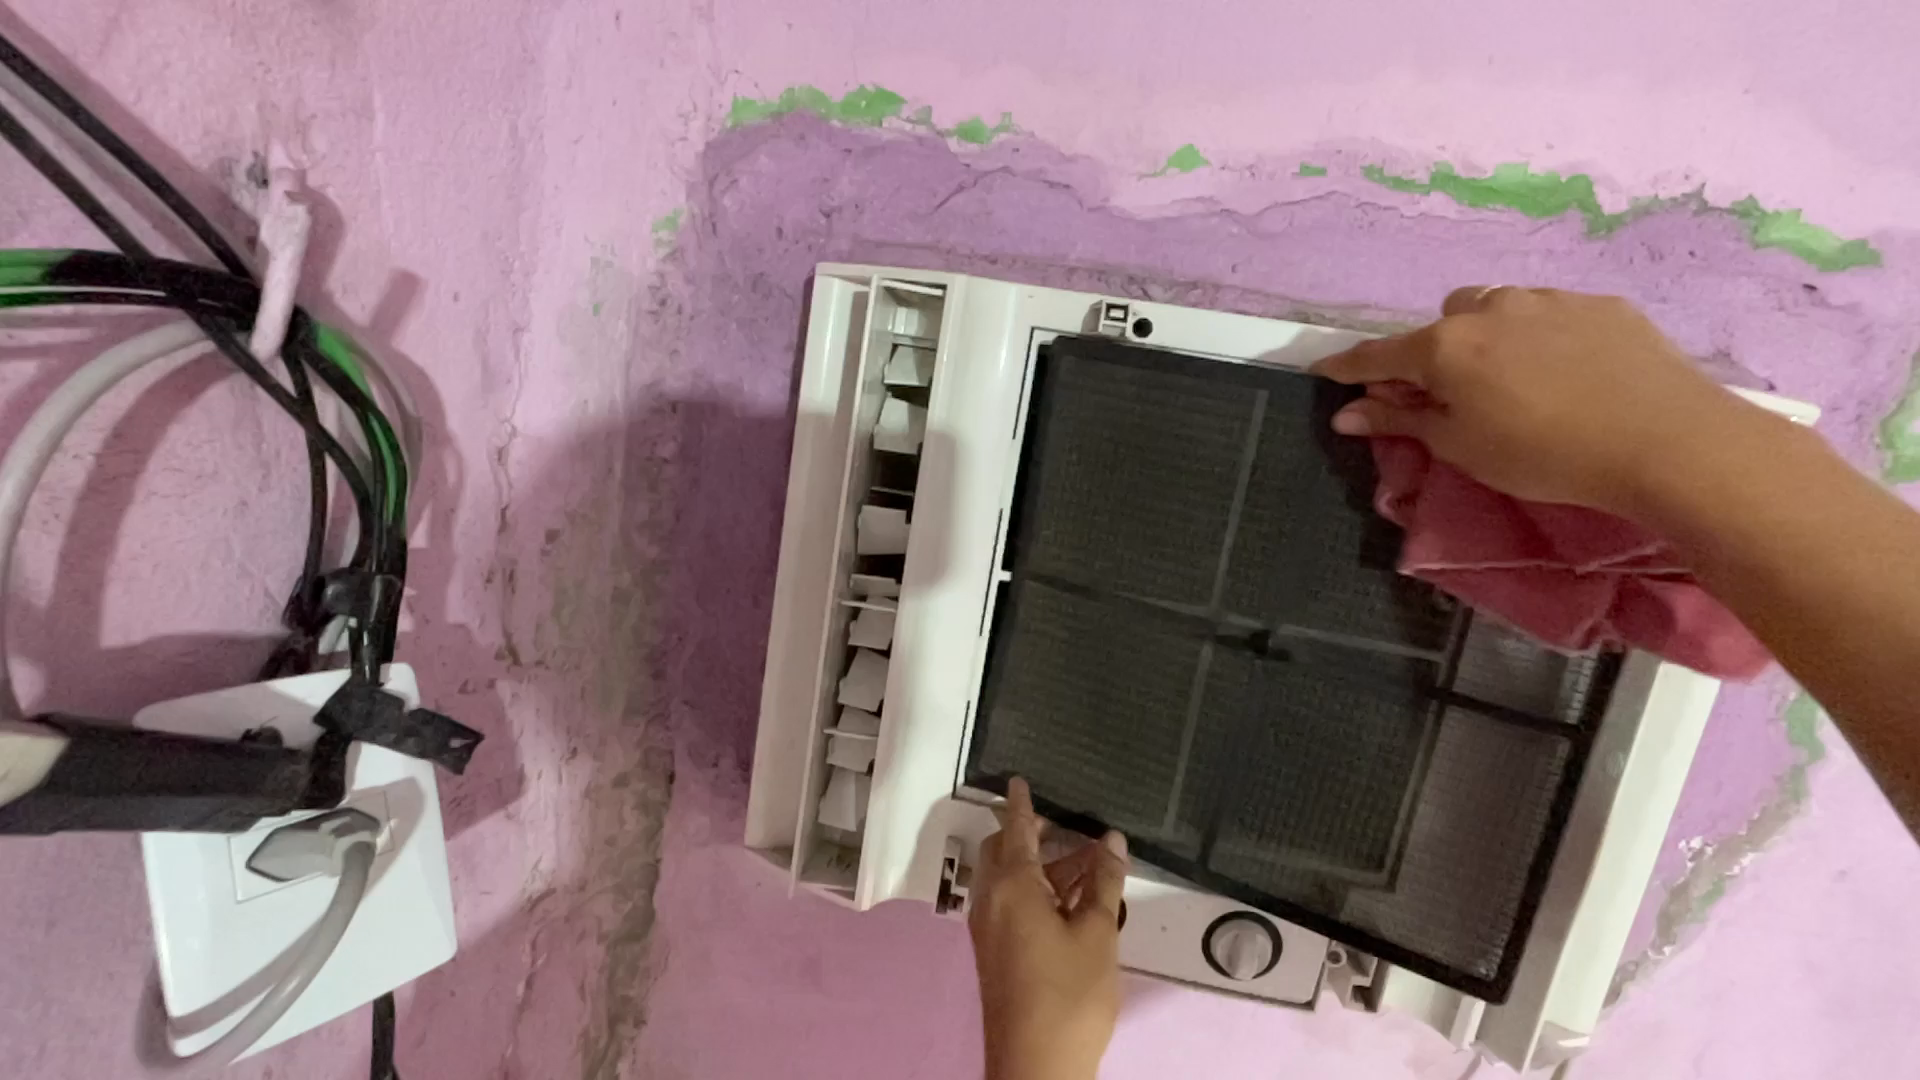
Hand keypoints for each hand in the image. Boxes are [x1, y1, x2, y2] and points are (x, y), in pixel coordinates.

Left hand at [969, 778, 1129, 1079]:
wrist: (1035, 1067)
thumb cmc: (1068, 995)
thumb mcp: (1097, 933)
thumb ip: (1104, 882)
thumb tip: (1112, 840)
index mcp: (1010, 885)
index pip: (1015, 828)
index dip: (1021, 803)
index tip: (1019, 779)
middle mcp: (991, 898)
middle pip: (1006, 850)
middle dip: (1034, 835)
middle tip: (1068, 828)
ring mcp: (989, 926)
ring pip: (1011, 878)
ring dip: (1043, 866)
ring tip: (1088, 865)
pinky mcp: (995, 950)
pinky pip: (1011, 902)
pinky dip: (1036, 890)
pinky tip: (1071, 900)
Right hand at [1311, 286, 1770, 516]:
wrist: (1667, 440)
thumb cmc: (1541, 453)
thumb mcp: (1458, 445)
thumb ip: (1399, 421)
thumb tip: (1346, 414)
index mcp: (1444, 346)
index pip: (1376, 355)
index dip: (1346, 367)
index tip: (1323, 370)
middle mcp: (1488, 309)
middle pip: (1439, 322)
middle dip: (1433, 350)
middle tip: (1448, 392)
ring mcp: (1547, 300)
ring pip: (1493, 307)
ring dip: (1483, 335)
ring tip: (1508, 377)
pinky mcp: (1599, 305)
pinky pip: (1545, 312)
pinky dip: (1534, 335)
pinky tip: (1561, 371)